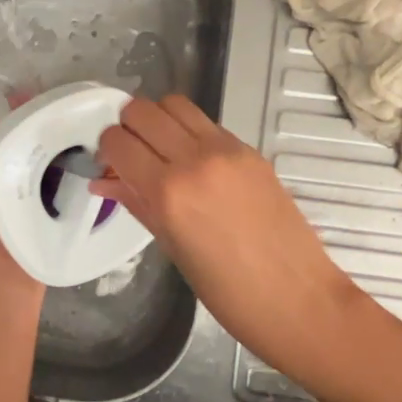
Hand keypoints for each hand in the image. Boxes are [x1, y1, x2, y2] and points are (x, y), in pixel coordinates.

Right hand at [93, 96, 361, 377]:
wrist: (297, 297)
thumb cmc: (226, 290)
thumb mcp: (171, 247)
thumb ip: (136, 203)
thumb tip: (105, 181)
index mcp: (168, 192)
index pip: (118, 141)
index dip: (106, 150)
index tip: (109, 165)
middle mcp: (195, 159)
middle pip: (142, 110)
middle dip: (127, 127)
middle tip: (131, 155)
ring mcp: (227, 150)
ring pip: (175, 105)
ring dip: (158, 120)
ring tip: (160, 151)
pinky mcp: (251, 151)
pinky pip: (207, 124)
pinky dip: (189, 132)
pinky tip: (192, 162)